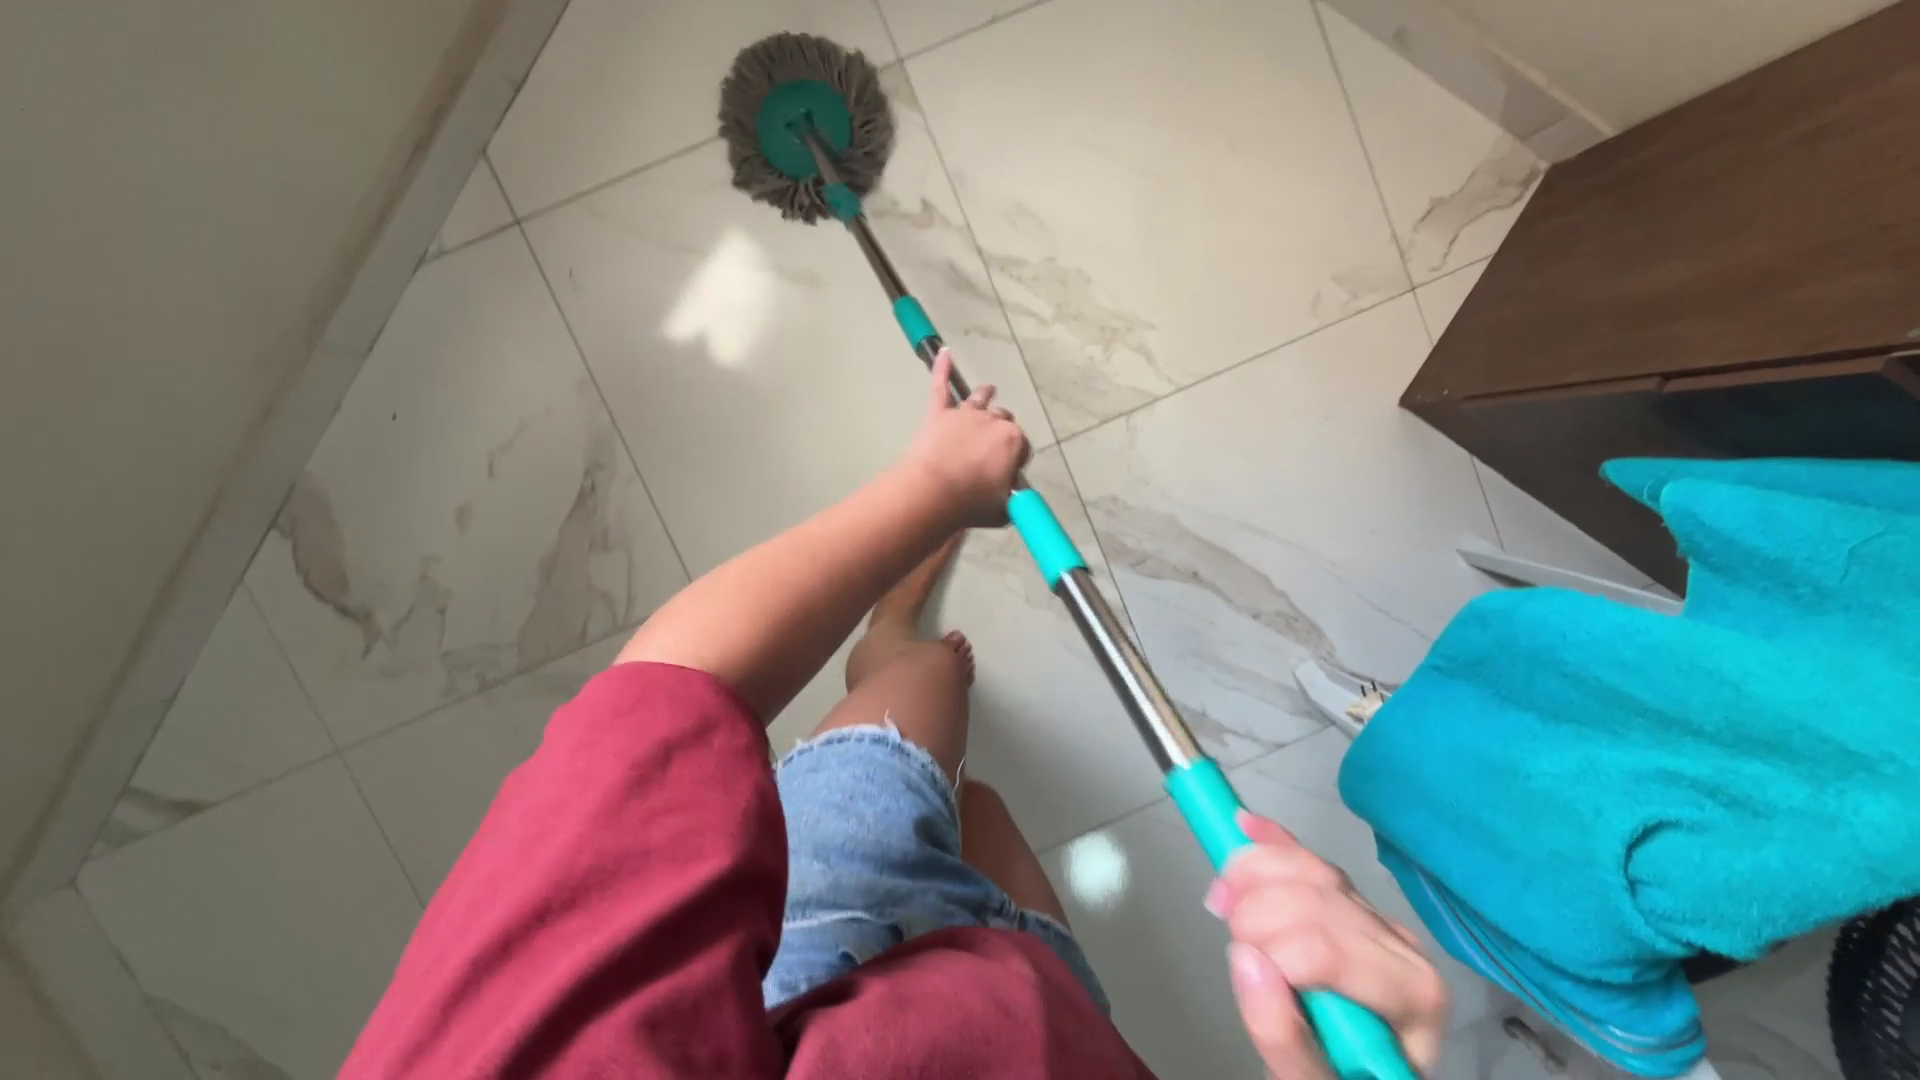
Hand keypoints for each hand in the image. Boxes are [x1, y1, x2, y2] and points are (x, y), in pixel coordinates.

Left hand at [900, 349, 1028, 527]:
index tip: (1006, 473)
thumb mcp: (1002, 509)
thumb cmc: (971, 502)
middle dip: (1000, 431)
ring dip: (986, 395)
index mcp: (1014, 441)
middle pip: (1002, 420)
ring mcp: (964, 414)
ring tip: (989, 389)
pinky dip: (941, 368)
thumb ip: (1010, 500)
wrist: (933, 492)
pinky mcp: (938, 413)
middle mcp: (993, 421)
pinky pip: (941, 385)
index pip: (1022, 446)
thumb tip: (1011, 500)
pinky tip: (944, 353)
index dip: (1015, 459)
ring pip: (980, 399)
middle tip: (991, 448)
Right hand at [1208, 813, 1448, 1078]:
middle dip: (1255, 913)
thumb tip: (1245, 961)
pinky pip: (1308, 858)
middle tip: (1230, 945)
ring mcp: (1376, 919)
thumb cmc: (1343, 1077)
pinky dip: (1271, 844)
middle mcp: (1401, 945)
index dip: (1272, 951)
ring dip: (1252, 873)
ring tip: (1223, 905)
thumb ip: (1284, 1038)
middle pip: (1315, 900)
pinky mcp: (1349, 902)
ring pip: (1309, 869)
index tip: (1242, 972)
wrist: (1356, 1074)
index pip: (1325, 948)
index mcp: (1410, 994)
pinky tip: (1244, 826)